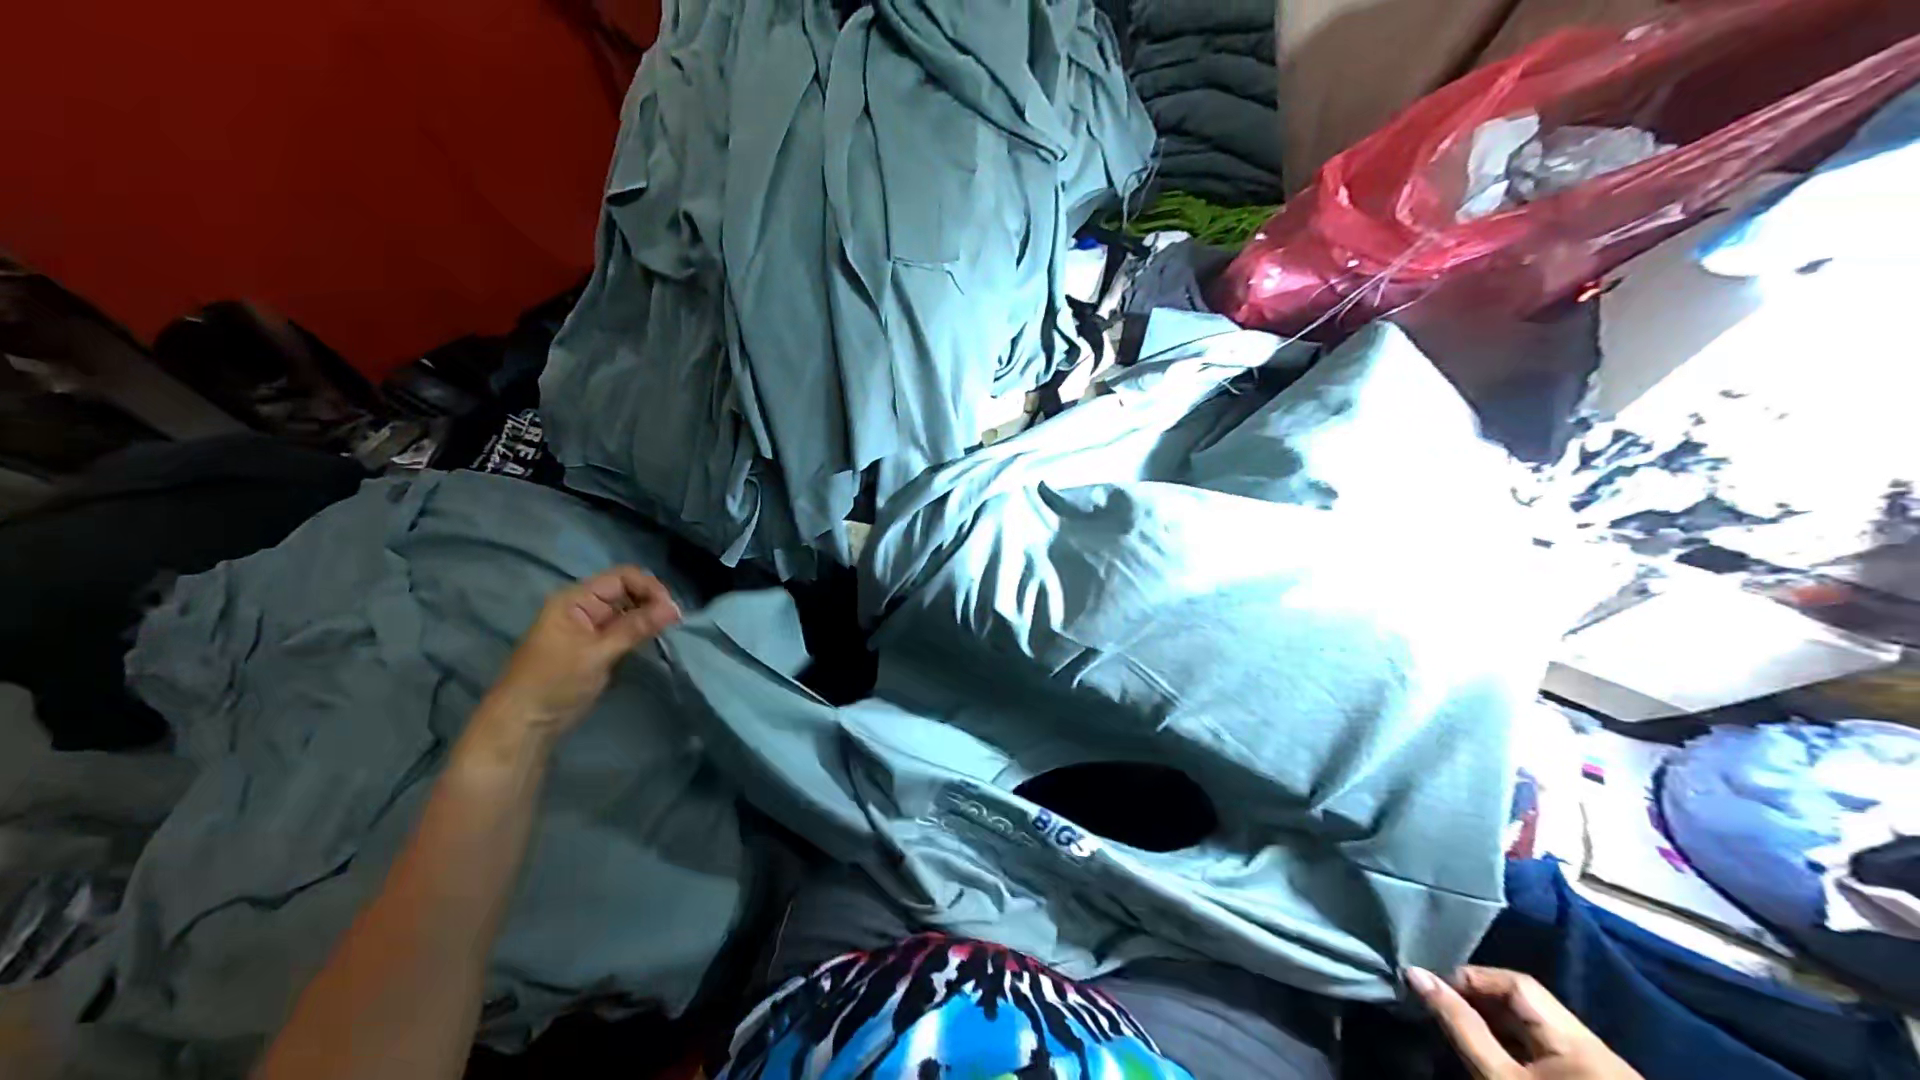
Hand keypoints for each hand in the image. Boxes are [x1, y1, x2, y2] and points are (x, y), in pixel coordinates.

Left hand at [478, 566, 682, 737]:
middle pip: (627, 591)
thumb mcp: (598, 653)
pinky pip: (625, 629)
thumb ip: (636, 628)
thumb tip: (674, 608)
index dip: (649, 587)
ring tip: (669, 630)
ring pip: (628, 611)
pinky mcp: (597, 646)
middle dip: (652, 601)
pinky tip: (655, 639)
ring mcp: (591, 627)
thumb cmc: (554, 682)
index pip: (622, 577)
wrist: (525, 723)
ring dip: (649, 617)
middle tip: (675, 622)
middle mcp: (584, 607)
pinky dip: (641, 631)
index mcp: (576, 599)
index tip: (671, 609)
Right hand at [1408, 966, 1642, 1079]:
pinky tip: (1491, 1054)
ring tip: (1461, 1028)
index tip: (1436, 989)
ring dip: (1495, 1022)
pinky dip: (1514, 1045)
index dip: (1473, 978)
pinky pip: (1548, 1052)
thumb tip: (1415, 973)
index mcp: (1580, 1041)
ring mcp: (1602, 1072)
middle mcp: (1597, 1049)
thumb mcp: (1497, 1078)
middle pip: (1530, 1004)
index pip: (1518, 983)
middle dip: (1481, 1000)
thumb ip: (1458, 1023)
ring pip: (1537, 1028)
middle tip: (1442, 1007)